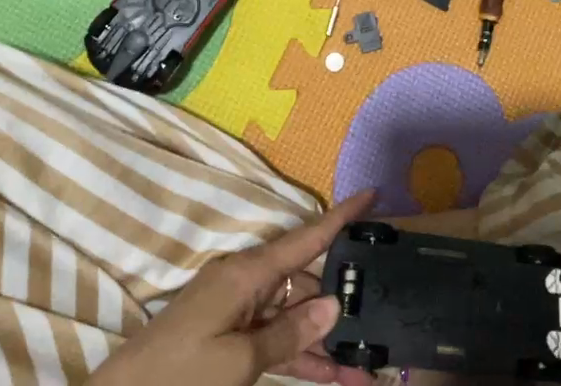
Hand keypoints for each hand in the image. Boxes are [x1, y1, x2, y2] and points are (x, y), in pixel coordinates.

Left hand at [89, 191, 378, 385]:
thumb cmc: (179, 374)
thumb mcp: (239, 360)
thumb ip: (289, 333)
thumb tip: (333, 304)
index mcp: (246, 273)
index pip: (305, 237)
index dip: (340, 217)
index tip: (372, 192)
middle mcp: (245, 282)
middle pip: (306, 280)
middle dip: (342, 301)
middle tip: (380, 319)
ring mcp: (237, 310)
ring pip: (295, 316)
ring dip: (326, 341)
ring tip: (364, 364)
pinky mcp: (229, 336)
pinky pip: (276, 338)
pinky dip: (301, 355)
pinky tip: (333, 374)